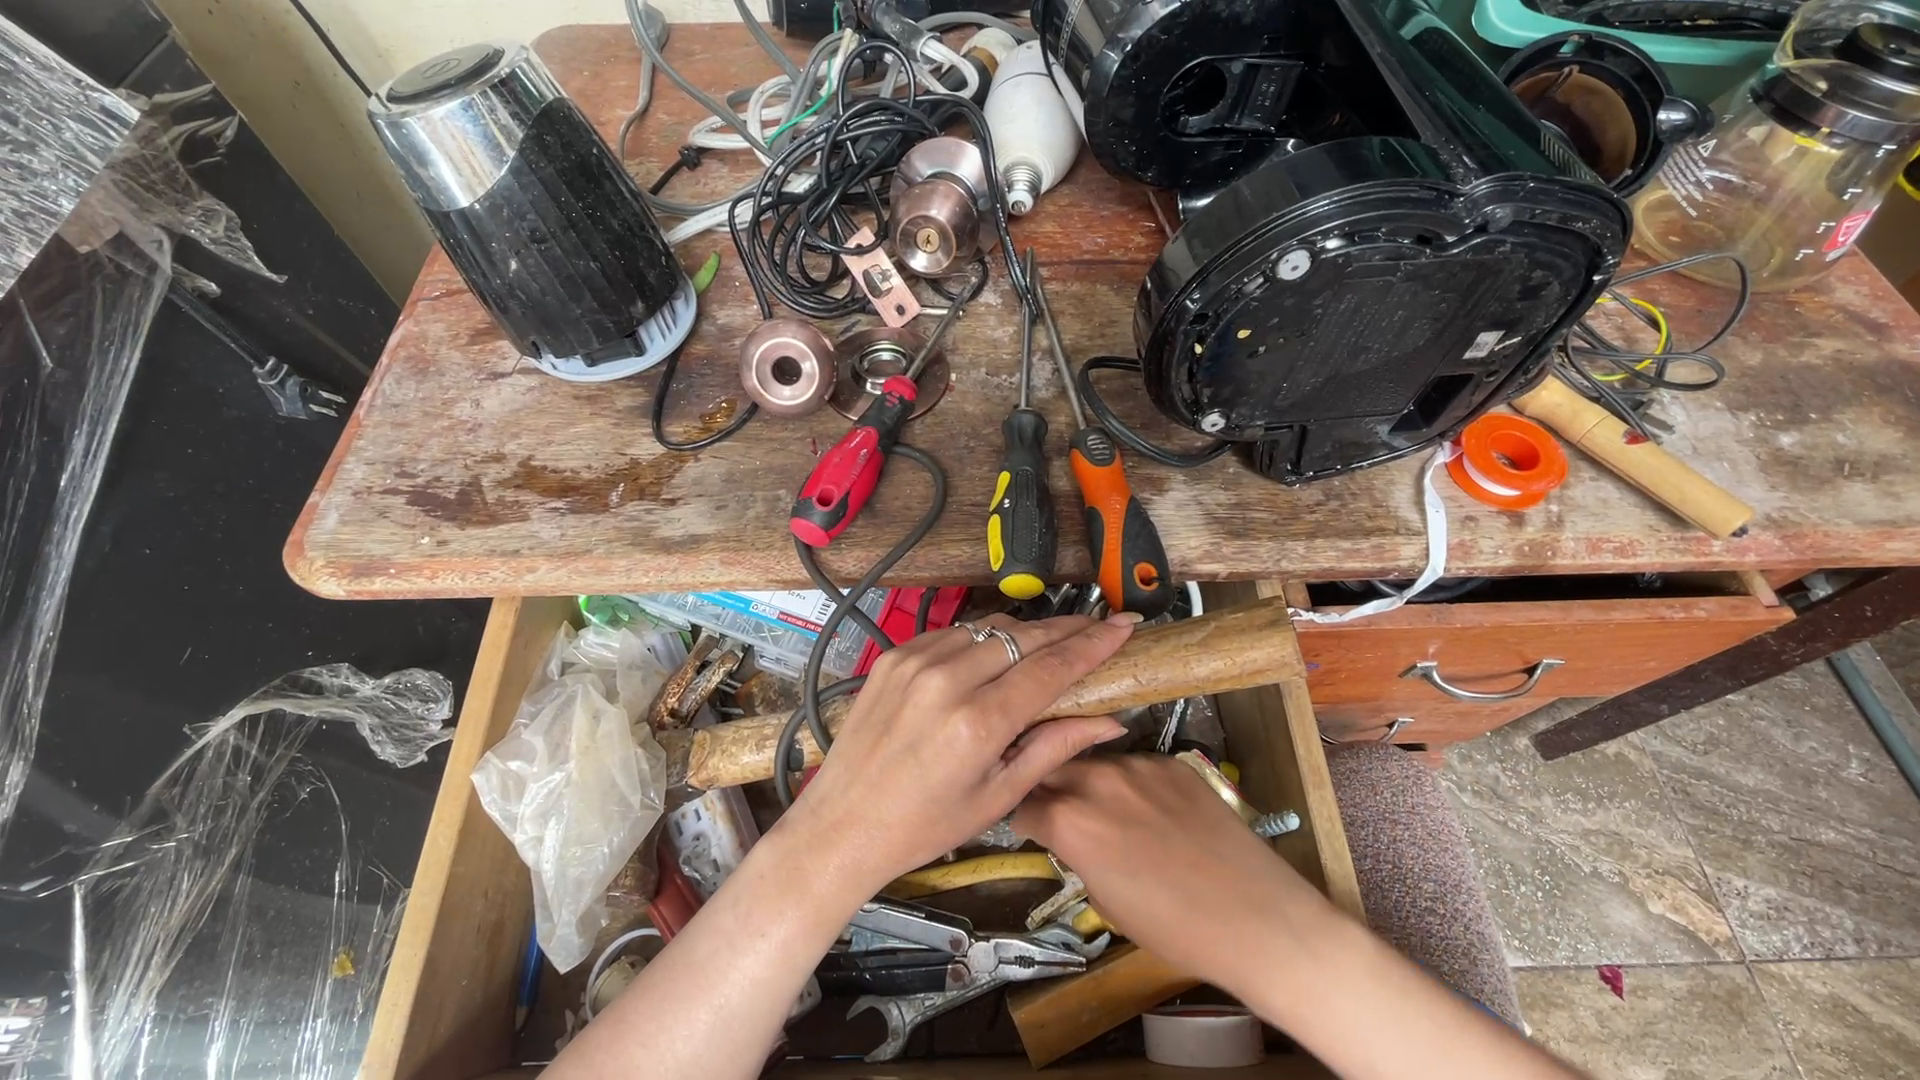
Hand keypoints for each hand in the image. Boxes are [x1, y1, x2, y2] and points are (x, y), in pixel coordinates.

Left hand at [779, 613, 1137, 896]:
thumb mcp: (997, 798)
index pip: (1052, 667)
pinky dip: (982, 638)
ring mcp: (915, 661)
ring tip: (1053, 642)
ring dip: (1026, 632)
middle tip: (1101, 624)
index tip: (1125, 625)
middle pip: (1024, 636)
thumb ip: (1054, 749)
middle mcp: (946, 679)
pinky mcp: (893, 656)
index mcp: (978, 722)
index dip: (1094, 643)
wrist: (842, 825)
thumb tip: (1111, 721)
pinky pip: (953, 633)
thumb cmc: (924, 826)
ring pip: (989, 627)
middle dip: (1069, 628)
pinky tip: (996, 653)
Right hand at [1012, 755, 1337, 997]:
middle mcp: (1098, 781)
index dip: (1023, 818)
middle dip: (1050, 788)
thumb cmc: (1174, 928)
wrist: (1256, 916)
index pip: (1023, 805)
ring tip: (1111, 811)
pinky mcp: (1175, 763)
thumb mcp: (1105, 901)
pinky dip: (1134, 784)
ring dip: (1092, 783)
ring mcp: (1139, 766)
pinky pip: (1138, 766)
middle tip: (1060, 812)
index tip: (1031, 827)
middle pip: (1052, 768)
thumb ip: (1077, 855)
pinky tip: (1154, 812)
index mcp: (1070, 821)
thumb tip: (1072, 838)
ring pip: (1097, 764)